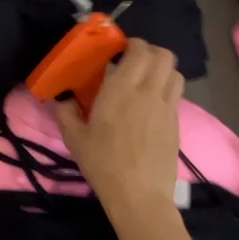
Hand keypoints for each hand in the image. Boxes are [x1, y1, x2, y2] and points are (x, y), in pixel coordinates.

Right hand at [54, 39, 184, 226]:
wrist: (139, 195)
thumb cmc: (102, 162)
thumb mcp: (73, 136)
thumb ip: (65, 111)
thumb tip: (62, 99)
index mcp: (122, 89)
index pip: (140, 51)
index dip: (132, 44)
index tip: (117, 51)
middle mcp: (149, 92)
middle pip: (164, 56)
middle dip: (150, 52)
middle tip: (132, 60)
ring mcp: (167, 108)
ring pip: (175, 74)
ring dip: (161, 70)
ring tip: (144, 80)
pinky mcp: (176, 124)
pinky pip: (175, 95)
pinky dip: (165, 90)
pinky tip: (148, 106)